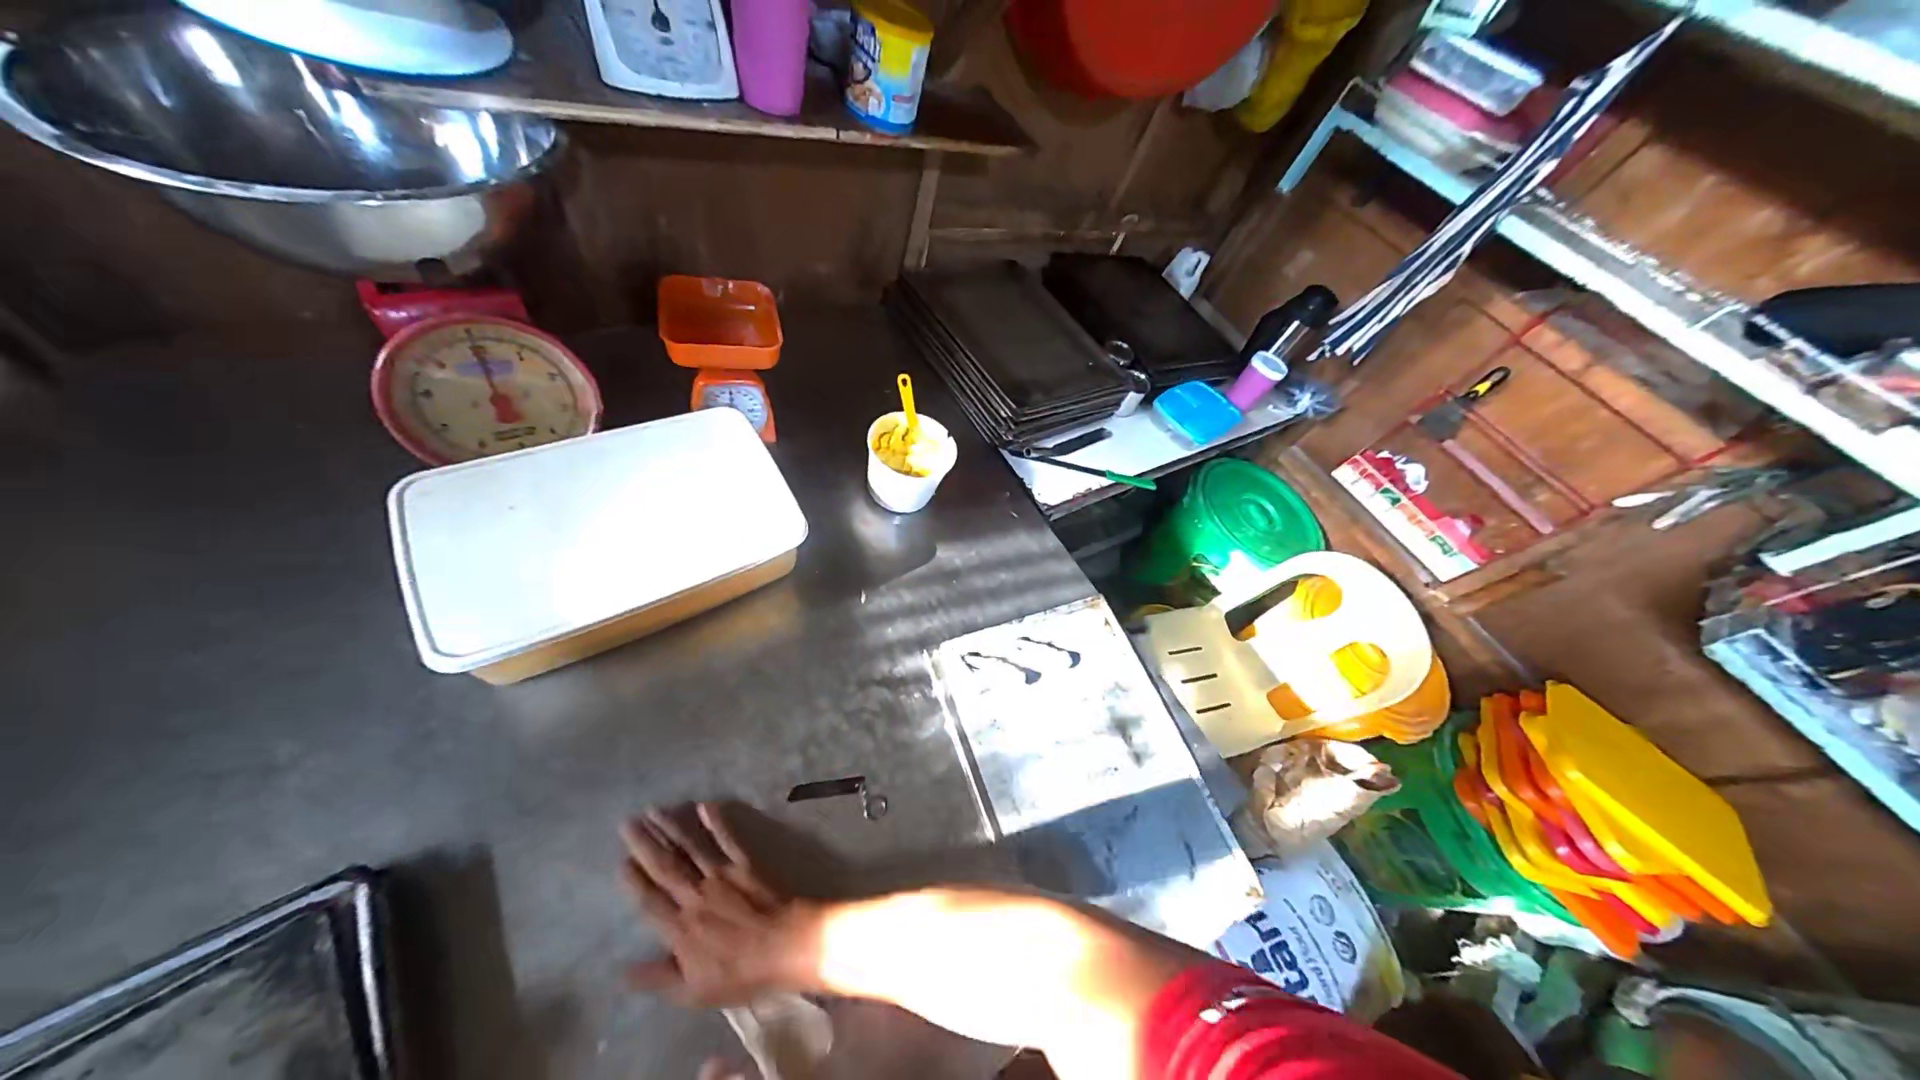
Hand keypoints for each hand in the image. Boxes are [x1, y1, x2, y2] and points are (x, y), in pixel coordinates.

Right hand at [621, 802, 824, 1006]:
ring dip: (672, 827)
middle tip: (627, 823)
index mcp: (680, 928)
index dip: (634, 881)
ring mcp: (721, 876)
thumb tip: (623, 972)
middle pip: (665, 866)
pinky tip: (706, 805)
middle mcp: (696, 896)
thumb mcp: (695, 991)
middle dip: (644, 844)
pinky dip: (716, 822)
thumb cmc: (742, 972)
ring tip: (654, 810)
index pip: (650, 900)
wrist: (786, 945)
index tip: (621, 860)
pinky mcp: (745, 864)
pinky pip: (728, 839)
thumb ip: (659, 978)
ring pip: (690, 847)